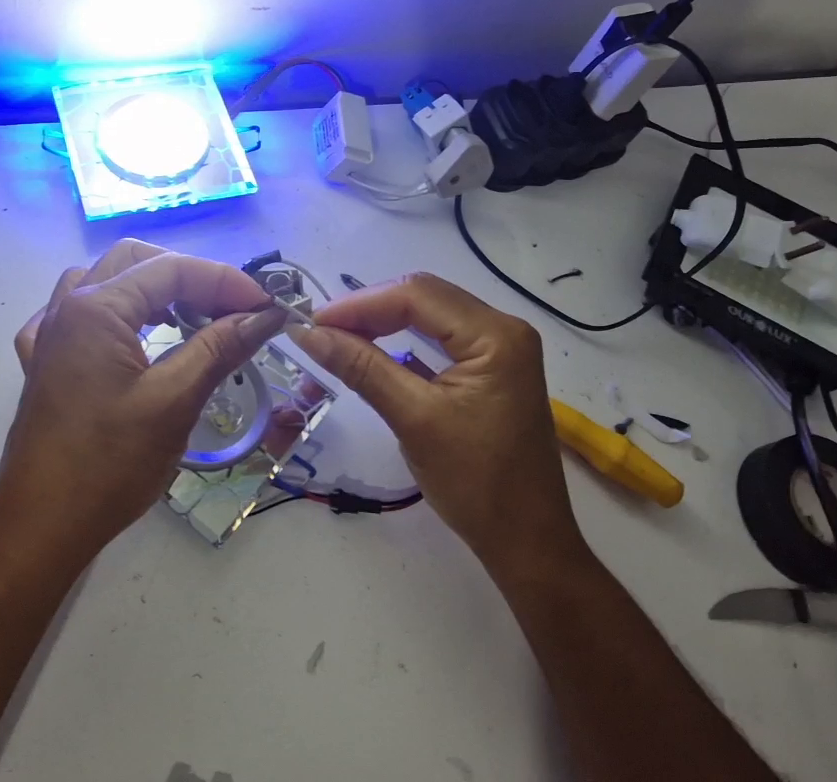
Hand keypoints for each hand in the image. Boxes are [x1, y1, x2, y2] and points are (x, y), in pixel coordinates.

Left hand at [0, 240, 285, 564]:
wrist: (40, 528)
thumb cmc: (107, 465)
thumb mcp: (173, 403)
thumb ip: (218, 348)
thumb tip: (265, 316)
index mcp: (95, 309)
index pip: (171, 270)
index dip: (225, 280)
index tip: (266, 307)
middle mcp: (67, 309)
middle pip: (135, 263)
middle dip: (190, 277)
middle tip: (232, 310)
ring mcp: (49, 336)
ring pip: (105, 283)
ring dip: (152, 290)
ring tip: (192, 317)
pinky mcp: (44, 366)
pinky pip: (79, 316)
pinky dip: (115, 314)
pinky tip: (129, 337)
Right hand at [287, 273, 582, 565]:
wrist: (527, 540)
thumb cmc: (475, 483)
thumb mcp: (414, 419)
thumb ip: (362, 368)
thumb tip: (309, 332)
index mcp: (495, 335)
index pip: (417, 295)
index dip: (360, 303)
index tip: (313, 322)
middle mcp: (504, 330)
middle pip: (425, 298)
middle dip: (370, 310)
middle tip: (321, 331)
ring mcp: (502, 350)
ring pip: (431, 316)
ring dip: (384, 324)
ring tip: (339, 340)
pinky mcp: (493, 370)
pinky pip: (441, 340)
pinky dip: (404, 343)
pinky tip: (374, 354)